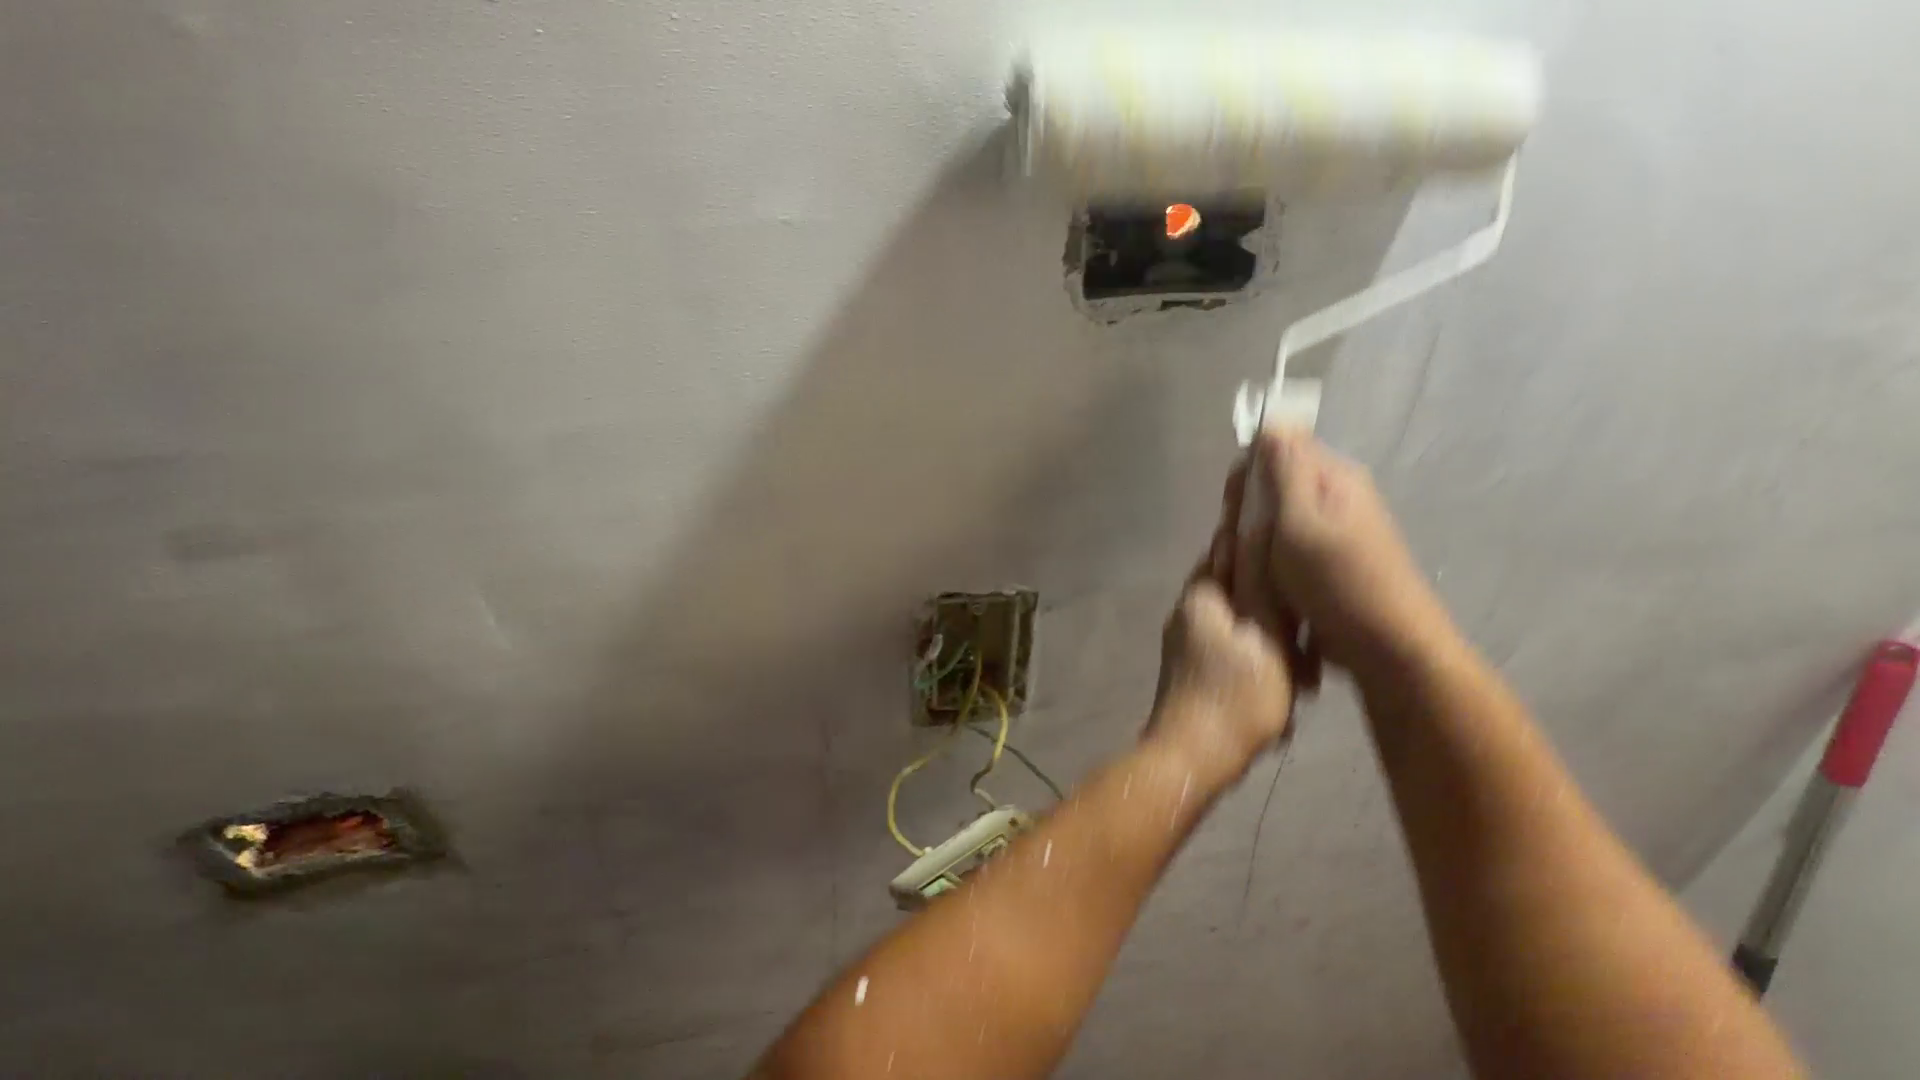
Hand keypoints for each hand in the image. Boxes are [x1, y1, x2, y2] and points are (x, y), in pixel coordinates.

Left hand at [1146, 466, 1314, 785]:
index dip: (1255, 521)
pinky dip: (1264, 655)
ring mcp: (1189, 640)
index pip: (1230, 541)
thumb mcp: (1263, 634)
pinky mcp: (1195, 668)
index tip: (1280, 503)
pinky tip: (1290, 681)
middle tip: (1310, 617)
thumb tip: (1257, 523)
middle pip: (1239, 581)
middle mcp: (1190, 609)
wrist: (1192, 759)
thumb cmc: (1235, 697)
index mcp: (1204, 593)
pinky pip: (1237, 646)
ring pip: (1243, 617)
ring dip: (1275, 631)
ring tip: (1306, 662)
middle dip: (1276, 590)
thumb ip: (1260, 579)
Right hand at [1244, 430, 1457, 674]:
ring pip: (1277, 525)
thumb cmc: (1338, 582)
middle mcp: (1338, 497)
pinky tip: (1267, 591)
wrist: (1388, 647)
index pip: (1275, 450)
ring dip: (1257, 547)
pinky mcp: (1334, 564)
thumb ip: (1284, 470)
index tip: (1231, 510)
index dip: (1245, 476)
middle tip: (1237, 552)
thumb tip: (1274, 419)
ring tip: (1250, 577)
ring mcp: (1338, 532)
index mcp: (1333, 477)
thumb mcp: (1299, 521)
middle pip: (1274, 489)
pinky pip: (1289, 552)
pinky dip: (1274, 567)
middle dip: (1247, 517)